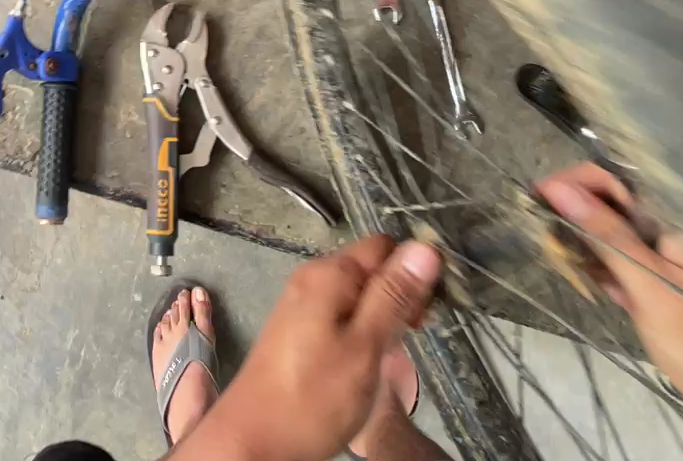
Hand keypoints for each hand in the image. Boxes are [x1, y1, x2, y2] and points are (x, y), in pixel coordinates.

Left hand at [182, 235, 439, 460]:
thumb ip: (394, 296)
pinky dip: (361, 329)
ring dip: (382, 317)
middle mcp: (312, 277)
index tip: (427, 312)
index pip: (382, 246)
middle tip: (408, 339)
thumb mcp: (365, 345)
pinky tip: (365, 361)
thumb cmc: (314, 395)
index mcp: (328, 273)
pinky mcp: (299, 326)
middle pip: (370, 267)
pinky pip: (341, 312)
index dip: (412, 271)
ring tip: (387, 355)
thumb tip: (425, 246)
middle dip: (398, 296)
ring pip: (357, 293)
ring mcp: (302, 301)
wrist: (255, 437)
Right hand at [536, 164, 682, 460]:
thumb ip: (605, 235)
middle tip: (540, 228)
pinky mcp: (649, 282)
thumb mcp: (649, 286)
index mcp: (671, 222)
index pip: (611, 179)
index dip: (572, 182)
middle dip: (569, 209)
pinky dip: (591, 264)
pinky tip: (582, 276)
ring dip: (576, 238)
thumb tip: (556, 188)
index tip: (536, 198)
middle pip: (605, 201)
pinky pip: (610, 258)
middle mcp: (663, 231)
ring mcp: (657, 257)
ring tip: (558, 255)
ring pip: (603, 230)